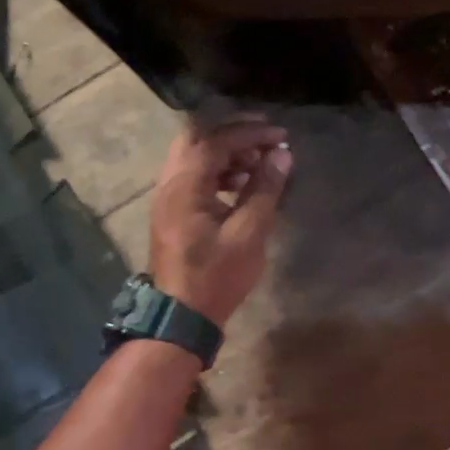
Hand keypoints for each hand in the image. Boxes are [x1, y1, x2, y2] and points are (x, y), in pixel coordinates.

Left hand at [147, 115, 292, 326]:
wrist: (181, 316)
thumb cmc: (216, 276)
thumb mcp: (248, 233)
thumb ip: (264, 190)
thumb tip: (282, 156)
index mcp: (185, 185)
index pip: (216, 141)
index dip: (250, 133)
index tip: (281, 136)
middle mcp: (170, 184)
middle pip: (197, 139)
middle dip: (233, 135)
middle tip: (264, 139)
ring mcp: (167, 198)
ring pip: (193, 158)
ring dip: (225, 154)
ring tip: (257, 164)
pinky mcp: (172, 213)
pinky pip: (192, 177)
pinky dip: (217, 172)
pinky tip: (240, 187)